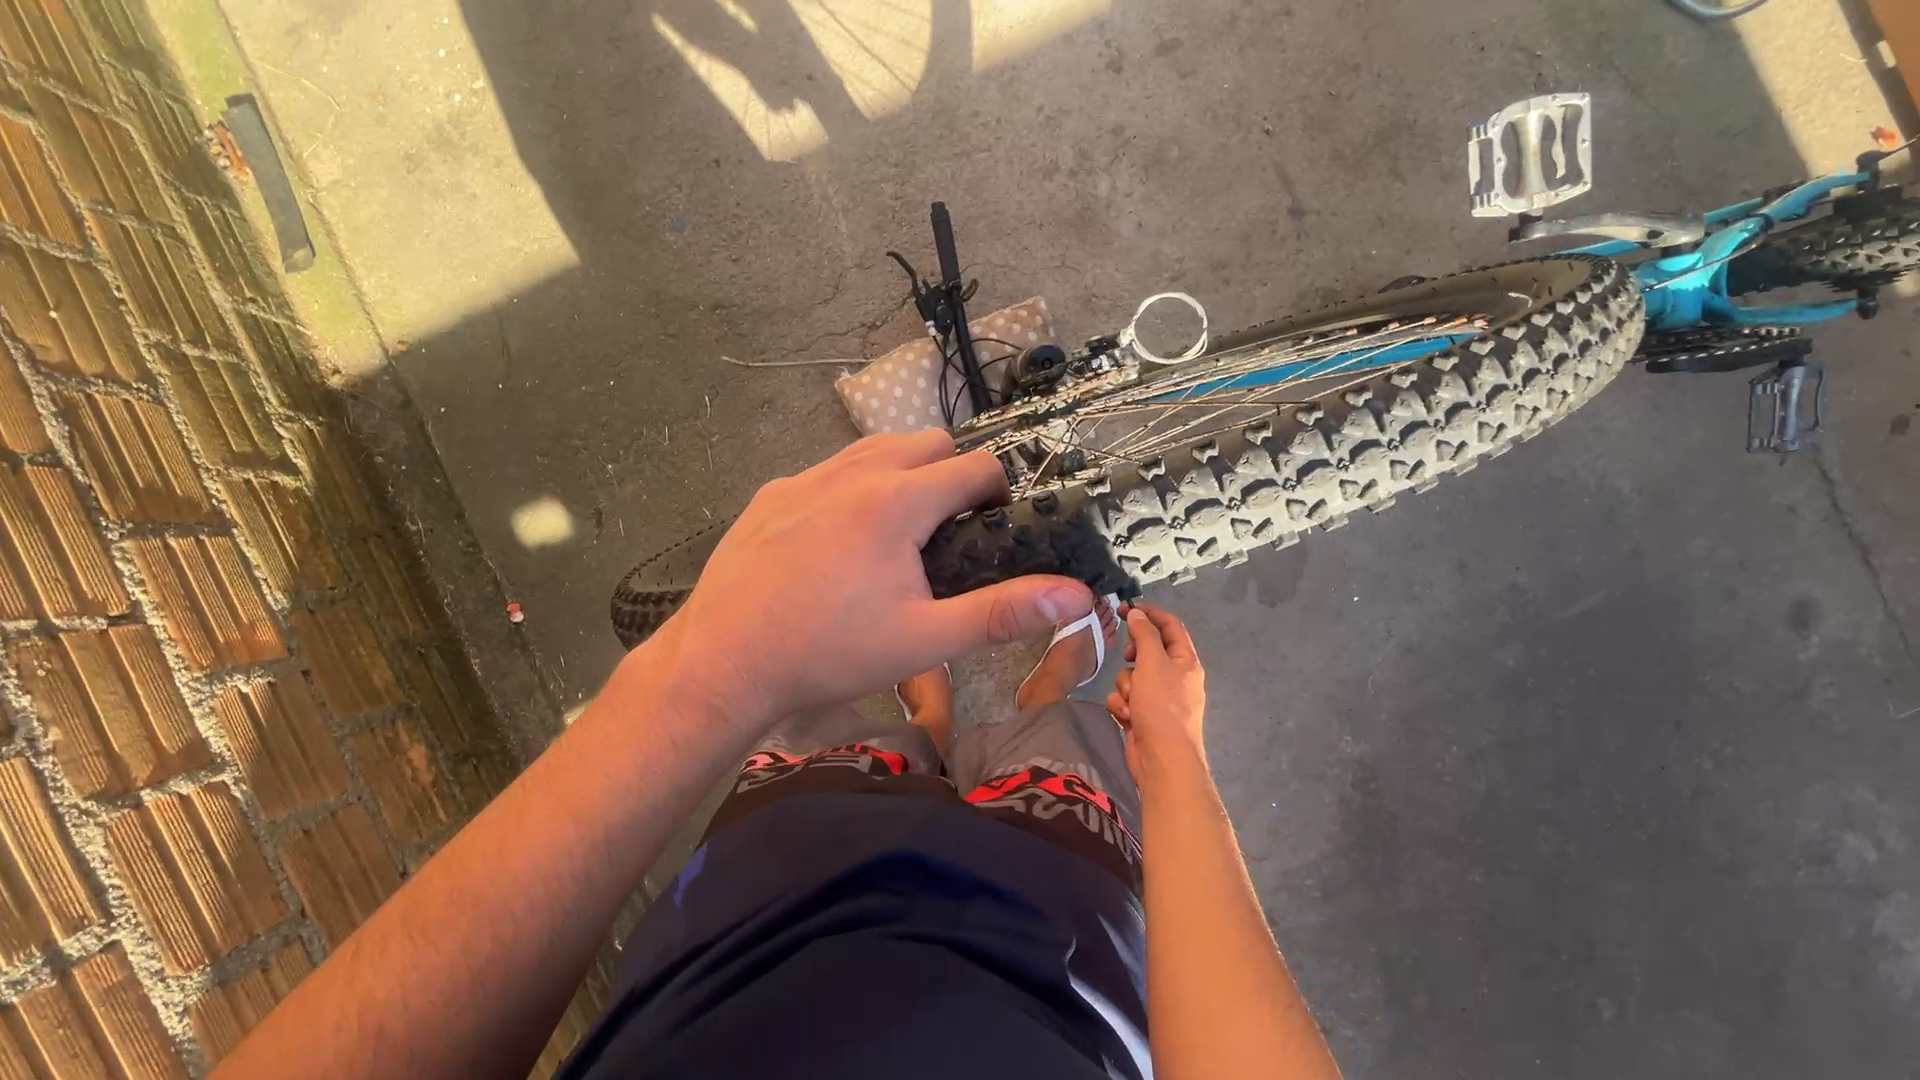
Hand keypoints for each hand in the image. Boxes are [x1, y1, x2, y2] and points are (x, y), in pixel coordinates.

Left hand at [655, 431, 1093, 731]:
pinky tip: (841, 539)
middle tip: (953, 532)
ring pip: (875, 449)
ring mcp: (805, 478)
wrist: (723, 662)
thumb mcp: (924, 640)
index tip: (998, 530)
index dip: (1000, 494)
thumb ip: (1003, 612)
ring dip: (904, 472)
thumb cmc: (828, 653)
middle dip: (954, 474)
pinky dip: (854, 486)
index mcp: (896, 501)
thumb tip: (1077, 596)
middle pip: (928, 444)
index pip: (975, 468)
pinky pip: (829, 470)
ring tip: (903, 529)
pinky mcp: (771, 494)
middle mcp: (852, 473)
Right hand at [1107, 602, 1207, 775]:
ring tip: (1133, 701)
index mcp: (1186, 662)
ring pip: (1131, 676)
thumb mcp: (1153, 663)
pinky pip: (1125, 698)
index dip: (1150, 613)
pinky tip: (1128, 717)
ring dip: (1126, 686)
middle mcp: (1174, 677)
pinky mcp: (1143, 716)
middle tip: (1128, 656)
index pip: (1170, 626)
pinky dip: (1123, 705)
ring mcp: (1158, 699)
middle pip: (1148, 651)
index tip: (1126, 606)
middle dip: (1133, 655)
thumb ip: (1144, 635)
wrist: (1162, 759)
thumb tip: (1138, 614)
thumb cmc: (1163, 707)